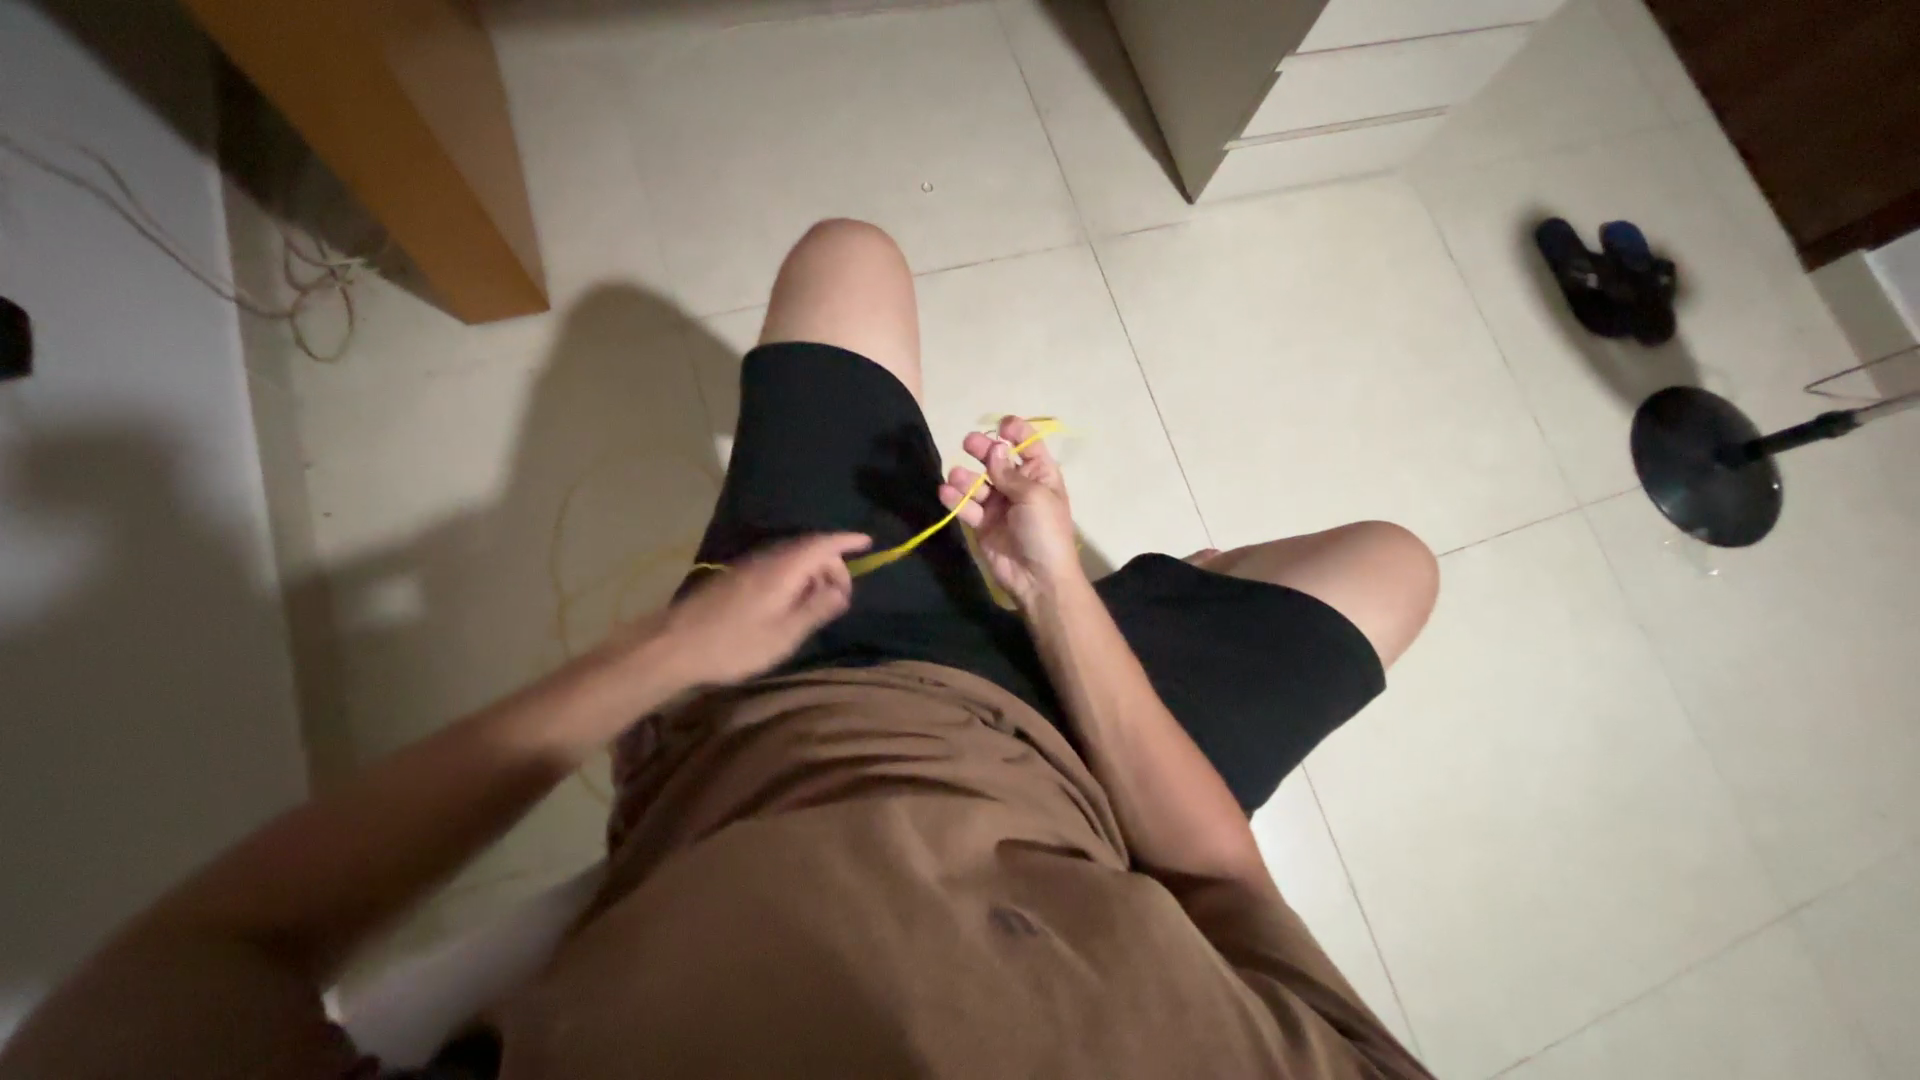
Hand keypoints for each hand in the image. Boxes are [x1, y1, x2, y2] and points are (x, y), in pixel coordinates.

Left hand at [654, 533, 870, 685]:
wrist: (675, 645)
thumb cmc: (735, 643)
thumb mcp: (785, 633)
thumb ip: (816, 609)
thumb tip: (842, 591)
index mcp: (783, 568)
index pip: (822, 544)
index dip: (847, 541)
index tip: (868, 543)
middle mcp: (767, 559)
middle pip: (809, 549)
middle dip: (832, 565)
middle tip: (842, 595)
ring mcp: (749, 567)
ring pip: (792, 558)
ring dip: (813, 573)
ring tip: (821, 602)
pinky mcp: (737, 578)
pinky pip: (777, 567)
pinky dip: (795, 578)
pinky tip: (793, 603)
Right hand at [938, 416, 1081, 608]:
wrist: (1039, 578)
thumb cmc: (1046, 532)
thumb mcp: (1033, 496)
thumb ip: (1009, 472)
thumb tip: (995, 447)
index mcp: (1041, 476)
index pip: (1028, 446)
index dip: (1016, 433)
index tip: (1000, 425)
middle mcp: (1019, 487)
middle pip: (997, 461)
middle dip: (983, 450)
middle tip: (968, 443)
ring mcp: (999, 506)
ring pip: (978, 484)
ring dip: (966, 478)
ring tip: (955, 477)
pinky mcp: (982, 525)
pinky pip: (967, 507)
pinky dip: (956, 499)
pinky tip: (946, 492)